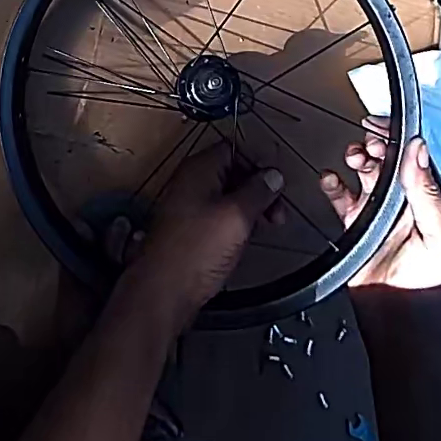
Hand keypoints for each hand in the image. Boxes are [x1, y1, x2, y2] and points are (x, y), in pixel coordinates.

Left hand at [121, 143, 284, 330]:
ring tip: (264, 228)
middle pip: (231, 172)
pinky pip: (217, 214)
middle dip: (257, 190)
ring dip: (248, 208)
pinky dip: (234, 221)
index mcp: (199, 169)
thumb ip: (257, 192)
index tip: (275, 188)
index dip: (257, 166)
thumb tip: (273, 175)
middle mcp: (190, 181)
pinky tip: (244, 238)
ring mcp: (187, 204)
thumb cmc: (197, 249)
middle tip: (276, 214)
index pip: (233, 151)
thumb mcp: (236, 217)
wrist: (164, 290)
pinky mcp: (188, 228)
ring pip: (225, 195)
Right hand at [321, 136, 440, 290]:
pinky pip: (341, 196)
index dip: (400, 138)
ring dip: (356, 159)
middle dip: (376, 145)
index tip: (382, 124)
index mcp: (431, 203)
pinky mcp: (356, 225)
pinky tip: (332, 181)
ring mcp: (380, 213)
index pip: (417, 159)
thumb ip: (429, 195)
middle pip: (388, 161)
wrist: (403, 333)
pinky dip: (333, 184)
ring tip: (352, 159)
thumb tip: (418, 150)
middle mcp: (406, 204)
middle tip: (368, 145)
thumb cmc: (434, 292)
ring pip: (364, 172)